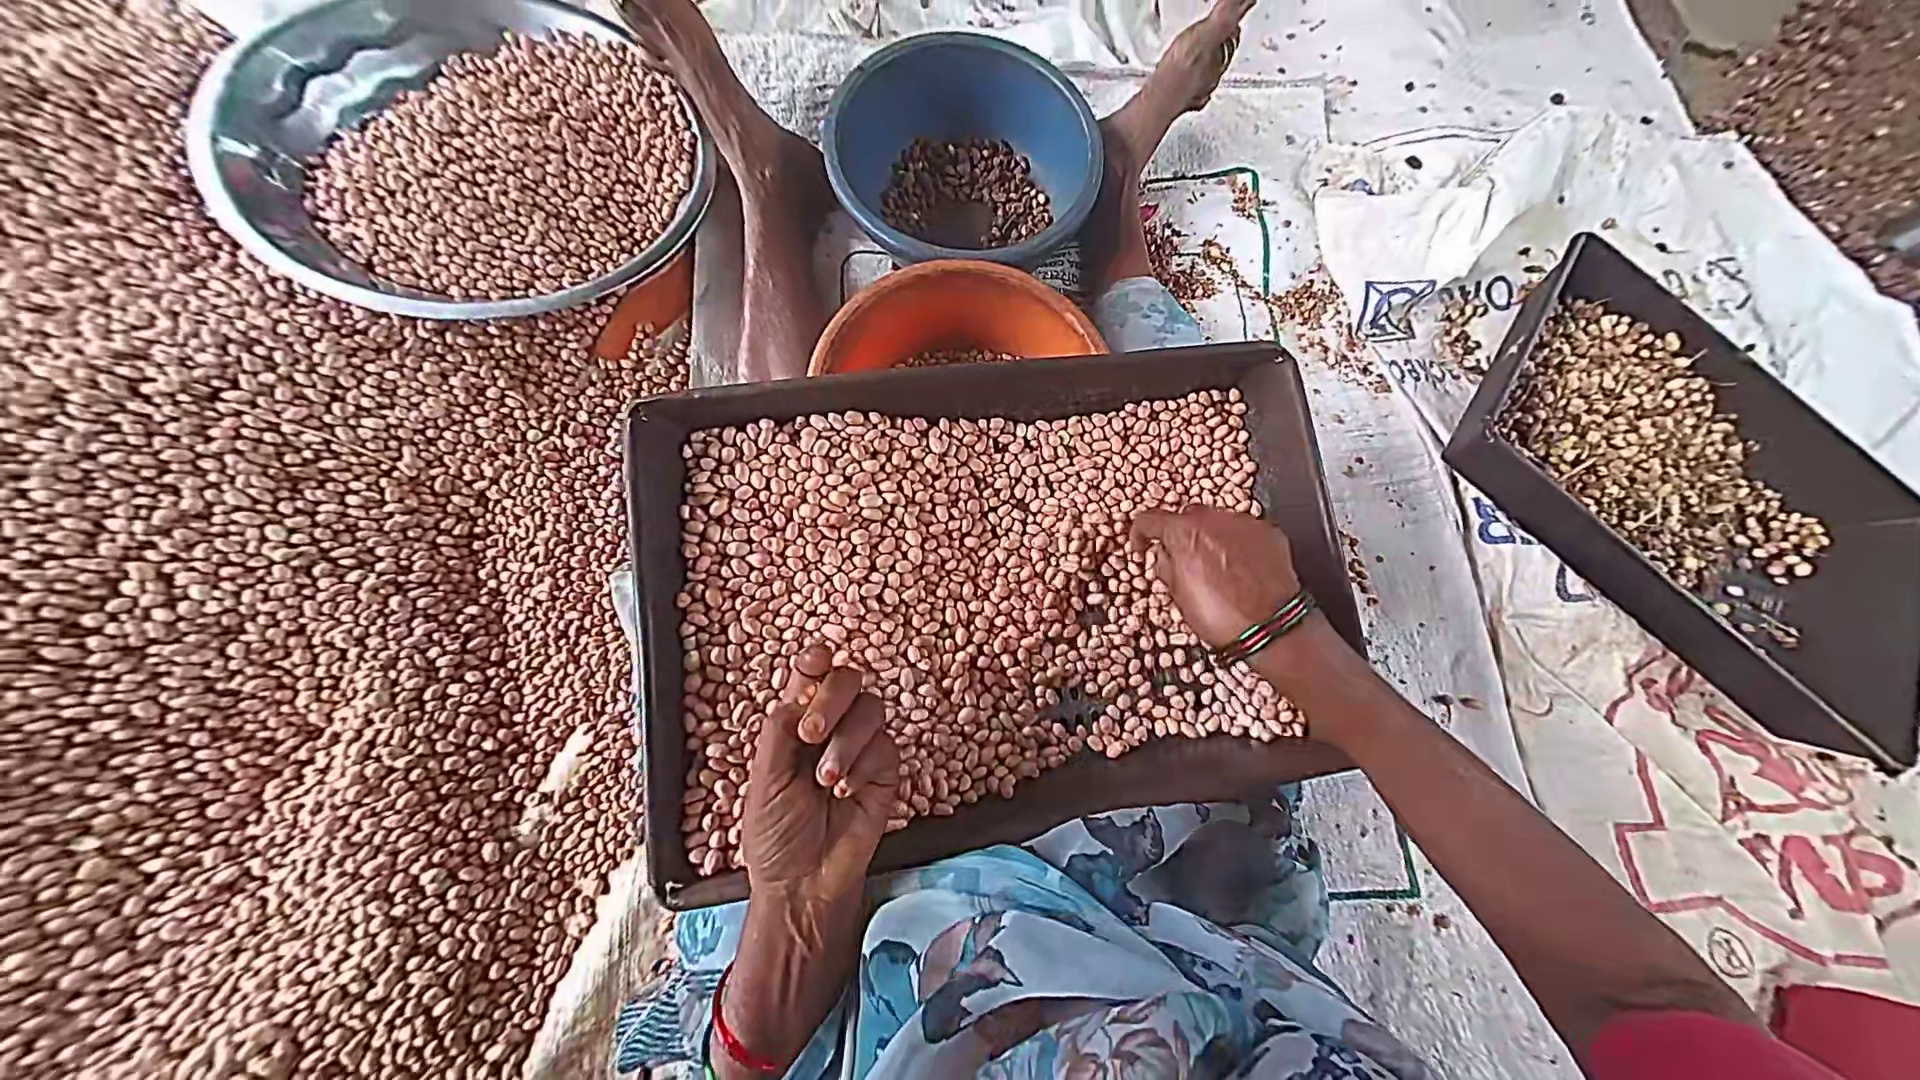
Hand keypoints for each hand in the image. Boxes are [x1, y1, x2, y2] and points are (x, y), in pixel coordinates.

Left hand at [742, 645, 899, 902]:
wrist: (801, 882)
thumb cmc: (774, 830)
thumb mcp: (764, 776)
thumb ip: (781, 728)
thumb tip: (804, 688)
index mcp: (797, 720)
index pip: (812, 674)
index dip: (816, 659)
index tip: (815, 660)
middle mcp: (832, 725)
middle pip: (847, 679)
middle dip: (832, 698)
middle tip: (811, 734)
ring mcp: (860, 746)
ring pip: (871, 708)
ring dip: (847, 740)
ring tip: (826, 779)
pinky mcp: (884, 770)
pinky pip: (885, 746)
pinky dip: (863, 766)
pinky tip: (845, 792)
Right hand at [1128, 505, 1302, 648]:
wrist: (1270, 628)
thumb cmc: (1223, 617)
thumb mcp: (1177, 595)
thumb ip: (1166, 566)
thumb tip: (1165, 558)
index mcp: (1183, 533)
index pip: (1150, 520)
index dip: (1140, 534)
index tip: (1143, 544)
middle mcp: (1213, 520)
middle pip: (1186, 516)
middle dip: (1180, 535)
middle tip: (1180, 558)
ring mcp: (1243, 524)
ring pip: (1217, 521)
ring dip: (1210, 538)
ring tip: (1213, 567)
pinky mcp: (1268, 533)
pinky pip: (1244, 531)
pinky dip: (1237, 544)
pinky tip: (1237, 567)